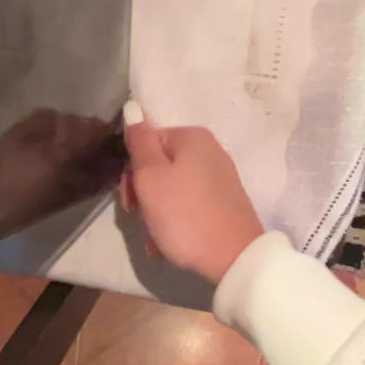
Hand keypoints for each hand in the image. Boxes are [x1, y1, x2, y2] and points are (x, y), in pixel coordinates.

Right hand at [121, 114, 265, 284]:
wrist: (234, 258)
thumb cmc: (185, 215)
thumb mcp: (152, 178)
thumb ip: (139, 143)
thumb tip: (133, 107)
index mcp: (193, 137)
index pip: (147, 144)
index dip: (132, 173)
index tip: (130, 202)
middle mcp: (210, 152)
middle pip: (161, 168)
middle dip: (145, 197)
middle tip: (140, 221)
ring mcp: (220, 179)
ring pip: (174, 191)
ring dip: (157, 215)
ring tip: (155, 242)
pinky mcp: (225, 204)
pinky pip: (191, 207)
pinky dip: (177, 223)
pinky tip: (170, 244)